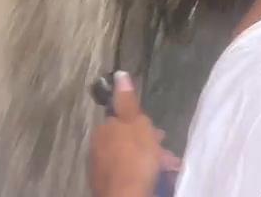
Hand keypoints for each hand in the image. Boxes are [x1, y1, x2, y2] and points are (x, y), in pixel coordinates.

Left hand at [89, 72, 177, 196]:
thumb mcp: (137, 121)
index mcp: (102, 130)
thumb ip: (128, 100)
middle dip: (145, 141)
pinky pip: (125, 172)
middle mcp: (96, 148)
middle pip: (124, 139)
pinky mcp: (106, 187)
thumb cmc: (135, 156)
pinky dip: (138, 171)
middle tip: (163, 148)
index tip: (156, 130)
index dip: (140, 123)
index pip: (121, 119)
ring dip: (145, 157)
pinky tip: (152, 175)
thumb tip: (119, 74)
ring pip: (127, 156)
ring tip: (165, 164)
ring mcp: (99, 170)